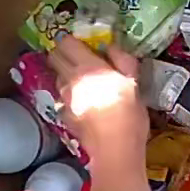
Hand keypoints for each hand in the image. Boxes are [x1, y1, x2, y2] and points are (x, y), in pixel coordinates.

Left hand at [48, 37, 146, 175]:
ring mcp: (64, 98)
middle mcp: (70, 79)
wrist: (115, 150)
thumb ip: (123, 62)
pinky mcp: (64, 115)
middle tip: (81, 60)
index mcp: (87, 67)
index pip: (66, 42)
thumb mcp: (134, 85)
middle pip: (54, 57)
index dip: (72, 40)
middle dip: (64, 54)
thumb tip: (112, 48)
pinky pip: (63, 98)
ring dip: (67, 76)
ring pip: (58, 78)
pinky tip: (85, 105)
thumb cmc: (129, 115)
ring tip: (85, 83)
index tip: (84, 44)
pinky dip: (71, 97)